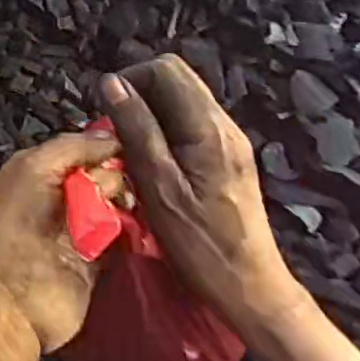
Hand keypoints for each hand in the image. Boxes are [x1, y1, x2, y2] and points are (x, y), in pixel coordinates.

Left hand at [0, 130, 123, 352]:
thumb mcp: (32, 170)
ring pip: (118, 202)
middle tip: (129, 185)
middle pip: (104, 173)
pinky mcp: (100, 258)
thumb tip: (112, 141)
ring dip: (131, 201)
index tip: (139, 145)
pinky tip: (149, 225)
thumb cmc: (14, 223)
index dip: (106, 145)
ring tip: (136, 205)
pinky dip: (137, 229)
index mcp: (37, 166)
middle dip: (120, 174)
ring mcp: (81, 226)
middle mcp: (60, 191)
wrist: (9, 296)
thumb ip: (70, 151)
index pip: (80, 147)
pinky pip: (126, 236)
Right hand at [99, 55, 304, 328]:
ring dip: (146, 111)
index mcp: (209, 130)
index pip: (165, 69)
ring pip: (178, 98)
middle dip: (136, 92)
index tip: (108, 112)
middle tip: (115, 127)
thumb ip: (136, 128)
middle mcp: (223, 127)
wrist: (250, 291)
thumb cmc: (199, 242)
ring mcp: (227, 142)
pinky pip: (184, 120)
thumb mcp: (157, 184)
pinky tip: (148, 158)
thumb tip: (111, 83)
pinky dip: (159, 127)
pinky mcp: (223, 157)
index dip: (129, 80)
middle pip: (173, 77)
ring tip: (128, 144)